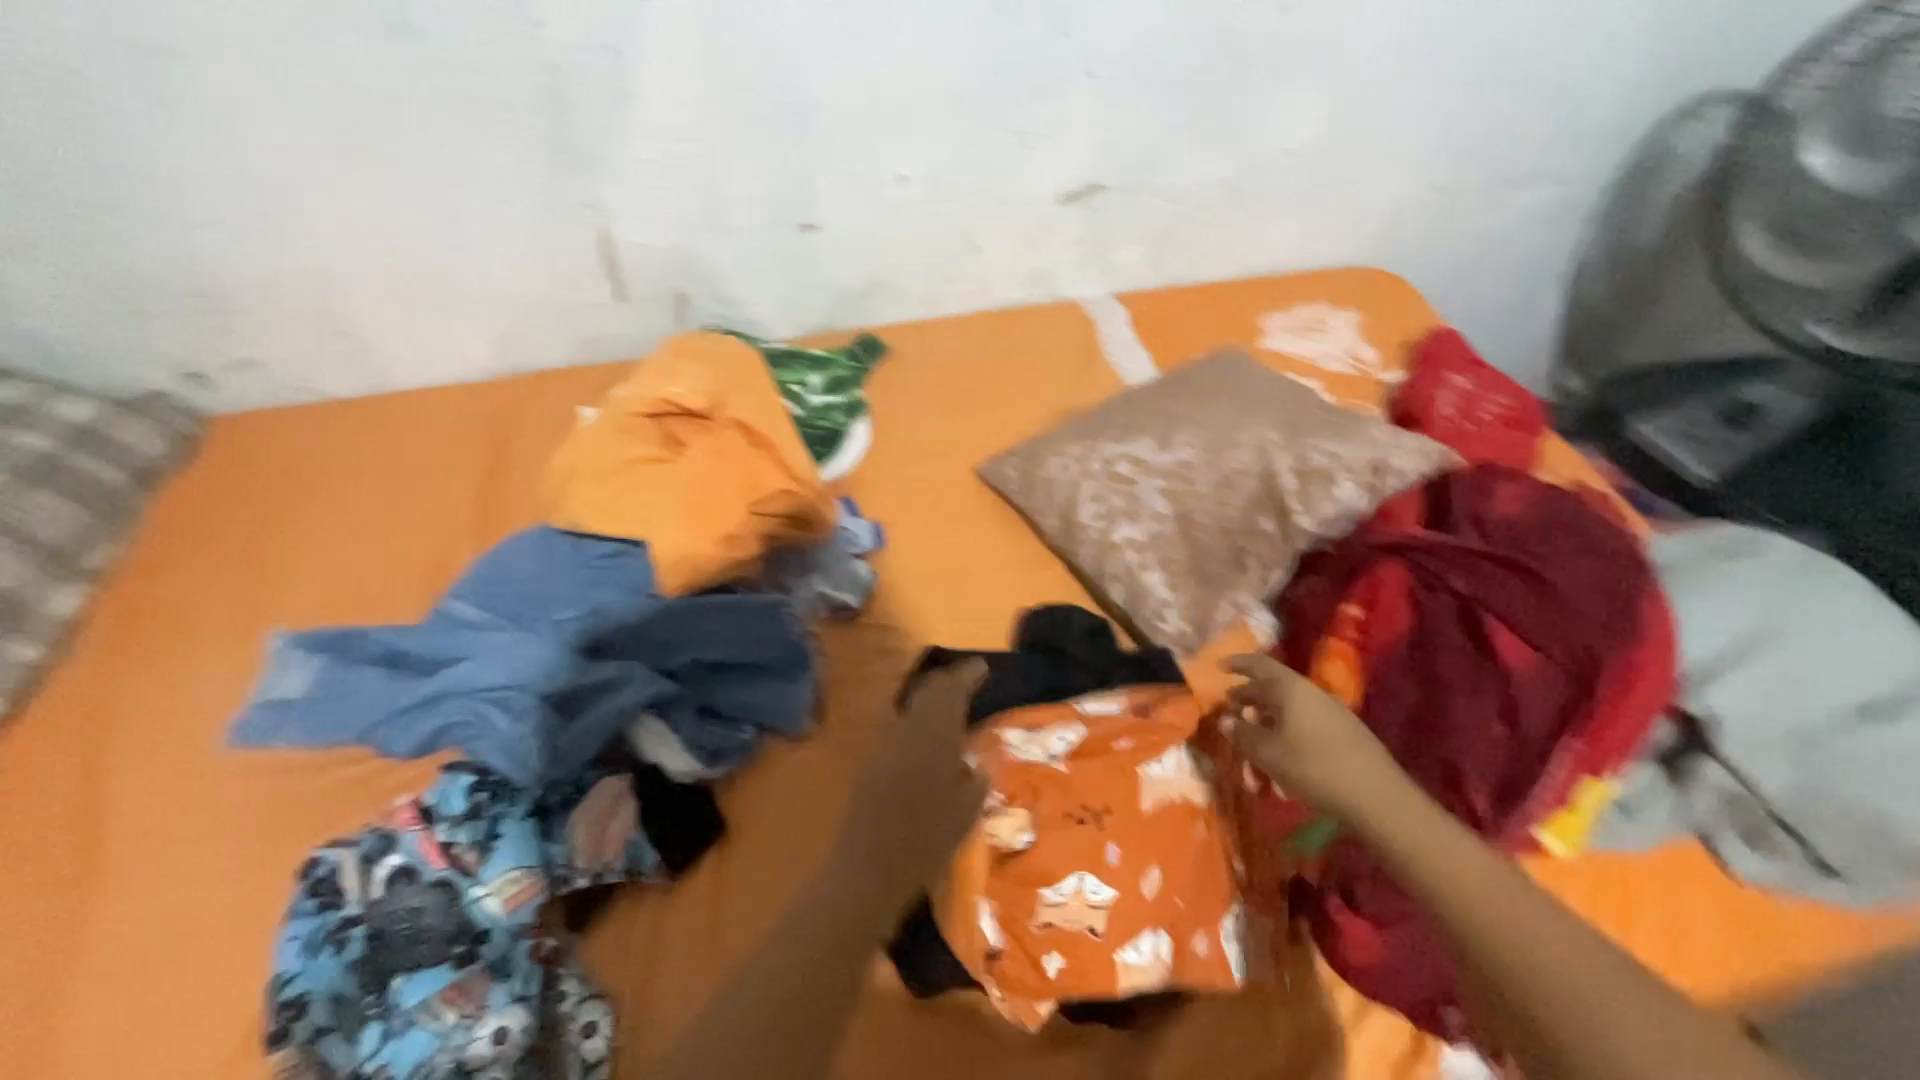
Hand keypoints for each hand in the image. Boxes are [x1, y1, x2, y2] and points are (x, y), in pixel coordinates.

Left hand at [834, 659, 990, 900]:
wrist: (869, 867)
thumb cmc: (928, 840)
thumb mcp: (967, 809)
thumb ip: (976, 777)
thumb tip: (979, 760)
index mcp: (934, 733)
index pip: (952, 691)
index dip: (967, 676)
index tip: (982, 667)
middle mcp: (906, 729)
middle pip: (926, 692)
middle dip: (947, 683)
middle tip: (966, 682)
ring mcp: (883, 744)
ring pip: (909, 708)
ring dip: (929, 701)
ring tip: (948, 707)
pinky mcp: (870, 763)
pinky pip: (897, 728)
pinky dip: (915, 723)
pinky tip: (924, 739)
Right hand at [1223, 653, 1409, 825]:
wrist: (1376, 796)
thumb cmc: (1313, 767)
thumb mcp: (1268, 753)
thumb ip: (1243, 733)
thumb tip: (1225, 720)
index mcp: (1291, 689)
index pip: (1260, 664)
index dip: (1238, 664)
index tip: (1219, 667)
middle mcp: (1311, 694)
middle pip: (1273, 690)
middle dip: (1249, 702)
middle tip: (1230, 713)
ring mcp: (1330, 713)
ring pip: (1288, 714)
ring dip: (1266, 729)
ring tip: (1252, 754)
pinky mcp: (1342, 734)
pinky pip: (1303, 729)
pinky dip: (1285, 740)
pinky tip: (1279, 767)